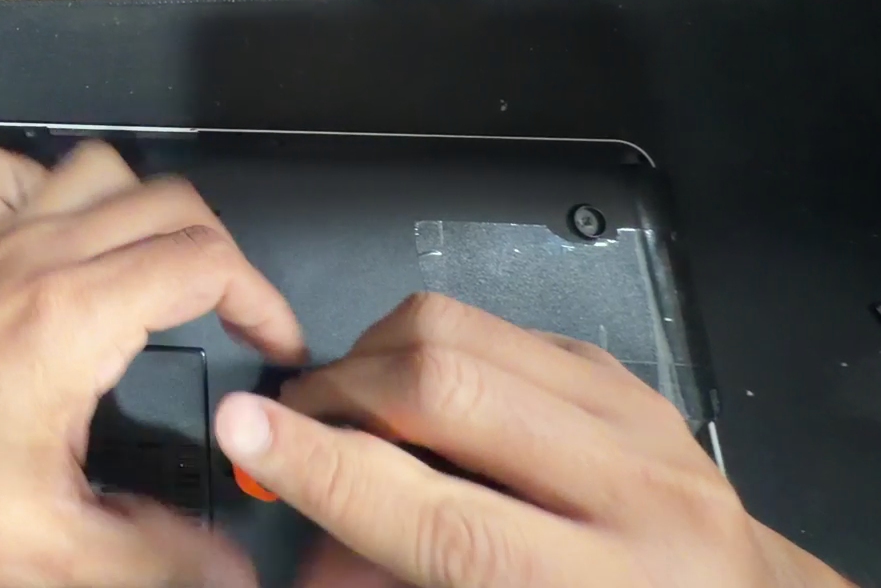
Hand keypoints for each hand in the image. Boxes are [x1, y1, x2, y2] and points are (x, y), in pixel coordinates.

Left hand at [0, 141, 306, 587]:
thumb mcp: (49, 550)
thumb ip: (159, 559)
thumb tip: (234, 571)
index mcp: (72, 314)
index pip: (203, 260)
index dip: (262, 296)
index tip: (273, 342)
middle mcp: (39, 253)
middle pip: (168, 203)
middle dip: (221, 252)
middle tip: (232, 314)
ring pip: (98, 169)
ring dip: (145, 206)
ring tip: (158, 266)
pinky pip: (10, 173)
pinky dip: (50, 184)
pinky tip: (58, 231)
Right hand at [214, 293, 853, 587]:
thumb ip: (393, 577)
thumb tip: (303, 551)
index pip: (439, 521)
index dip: (322, 470)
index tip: (238, 425)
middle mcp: (642, 493)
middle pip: (439, 386)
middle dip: (340, 391)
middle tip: (300, 417)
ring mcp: (632, 412)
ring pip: (449, 327)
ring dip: (369, 356)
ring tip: (357, 402)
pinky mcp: (610, 367)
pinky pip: (475, 320)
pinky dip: (414, 344)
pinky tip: (419, 393)